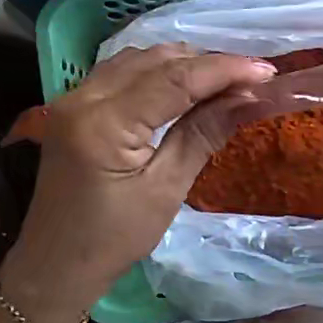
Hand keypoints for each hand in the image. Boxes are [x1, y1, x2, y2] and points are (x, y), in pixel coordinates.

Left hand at [0, 45, 275, 322]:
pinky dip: (153, 72)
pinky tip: (179, 86)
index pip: (173, 79)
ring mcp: (71, 98)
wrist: (56, 263)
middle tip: (249, 79)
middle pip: (154, 60)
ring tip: (221, 81)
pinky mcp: (71, 105)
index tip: (267, 71)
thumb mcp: (166, 189)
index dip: (223, 70)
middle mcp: (82, 97)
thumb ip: (204, 133)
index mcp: (103, 123)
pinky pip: (118, 72)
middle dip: (204, 63)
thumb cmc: (113, 239)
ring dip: (179, 64)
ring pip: (135, 59)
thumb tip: (251, 97)